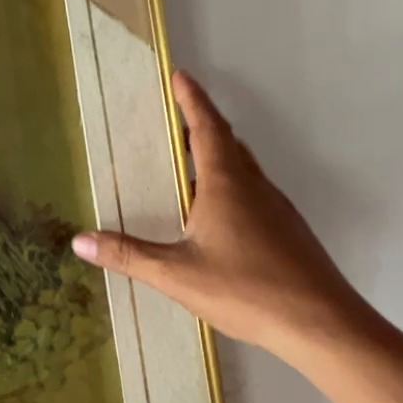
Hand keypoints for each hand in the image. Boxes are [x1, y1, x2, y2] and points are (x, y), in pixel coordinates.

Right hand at [71, 71, 382, 361]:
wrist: (324, 327)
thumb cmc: (247, 289)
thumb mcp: (176, 274)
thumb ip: (128, 255)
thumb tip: (79, 240)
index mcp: (227, 185)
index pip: (207, 129)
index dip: (192, 101)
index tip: (180, 75)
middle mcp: (255, 188)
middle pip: (228, 145)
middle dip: (202, 127)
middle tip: (174, 120)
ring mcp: (277, 211)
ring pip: (243, 172)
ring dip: (216, 159)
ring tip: (186, 167)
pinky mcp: (288, 234)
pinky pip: (252, 196)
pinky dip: (229, 188)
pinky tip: (213, 219)